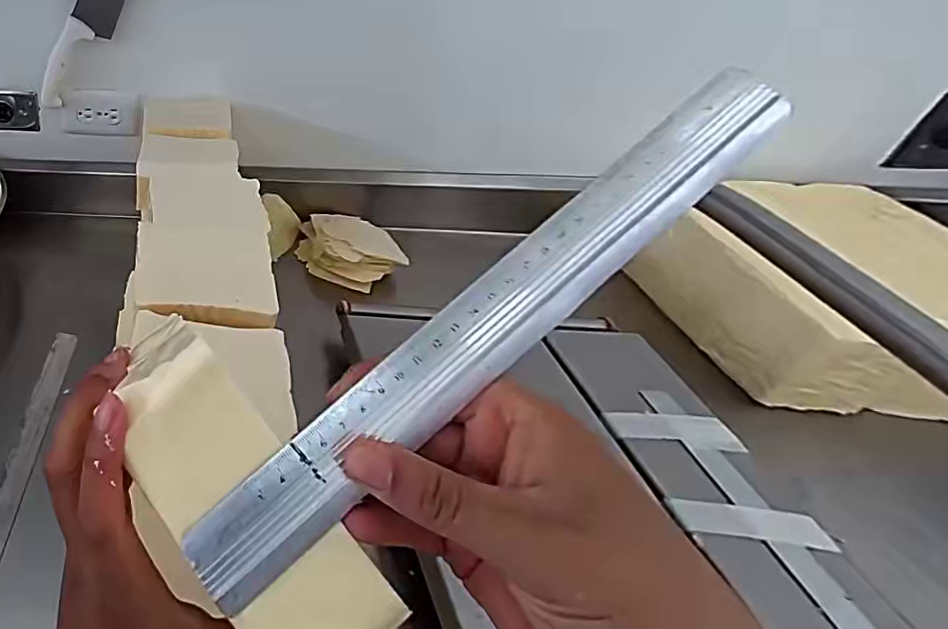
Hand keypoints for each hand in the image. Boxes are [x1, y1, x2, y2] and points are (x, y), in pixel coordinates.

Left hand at [44, 347, 225, 628]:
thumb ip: (244, 582)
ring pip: (59, 473)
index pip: (96, 508)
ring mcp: (70, 550)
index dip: (102, 452)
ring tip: (108, 382)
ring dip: (80, 420)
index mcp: (116, 576)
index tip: (115, 402)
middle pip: (62, 472)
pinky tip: (108, 430)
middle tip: (113, 367)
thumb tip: (290, 549)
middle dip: (81, 408)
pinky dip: (84, 445)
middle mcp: (83, 557)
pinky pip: (68, 483)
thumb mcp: (214, 628)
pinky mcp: (73, 548)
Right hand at [330, 364, 760, 628]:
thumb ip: (443, 497)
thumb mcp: (536, 538)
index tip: (344, 401)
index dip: (389, 385)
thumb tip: (364, 455)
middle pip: (413, 428)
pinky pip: (413, 518)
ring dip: (368, 483)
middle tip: (327, 451)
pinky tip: (361, 522)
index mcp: (520, 425)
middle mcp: (495, 453)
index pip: (439, 383)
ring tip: (333, 489)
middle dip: (368, 440)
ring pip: (405, 474)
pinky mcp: (473, 543)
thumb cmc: (654, 597)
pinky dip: (382, 520)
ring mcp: (482, 499)